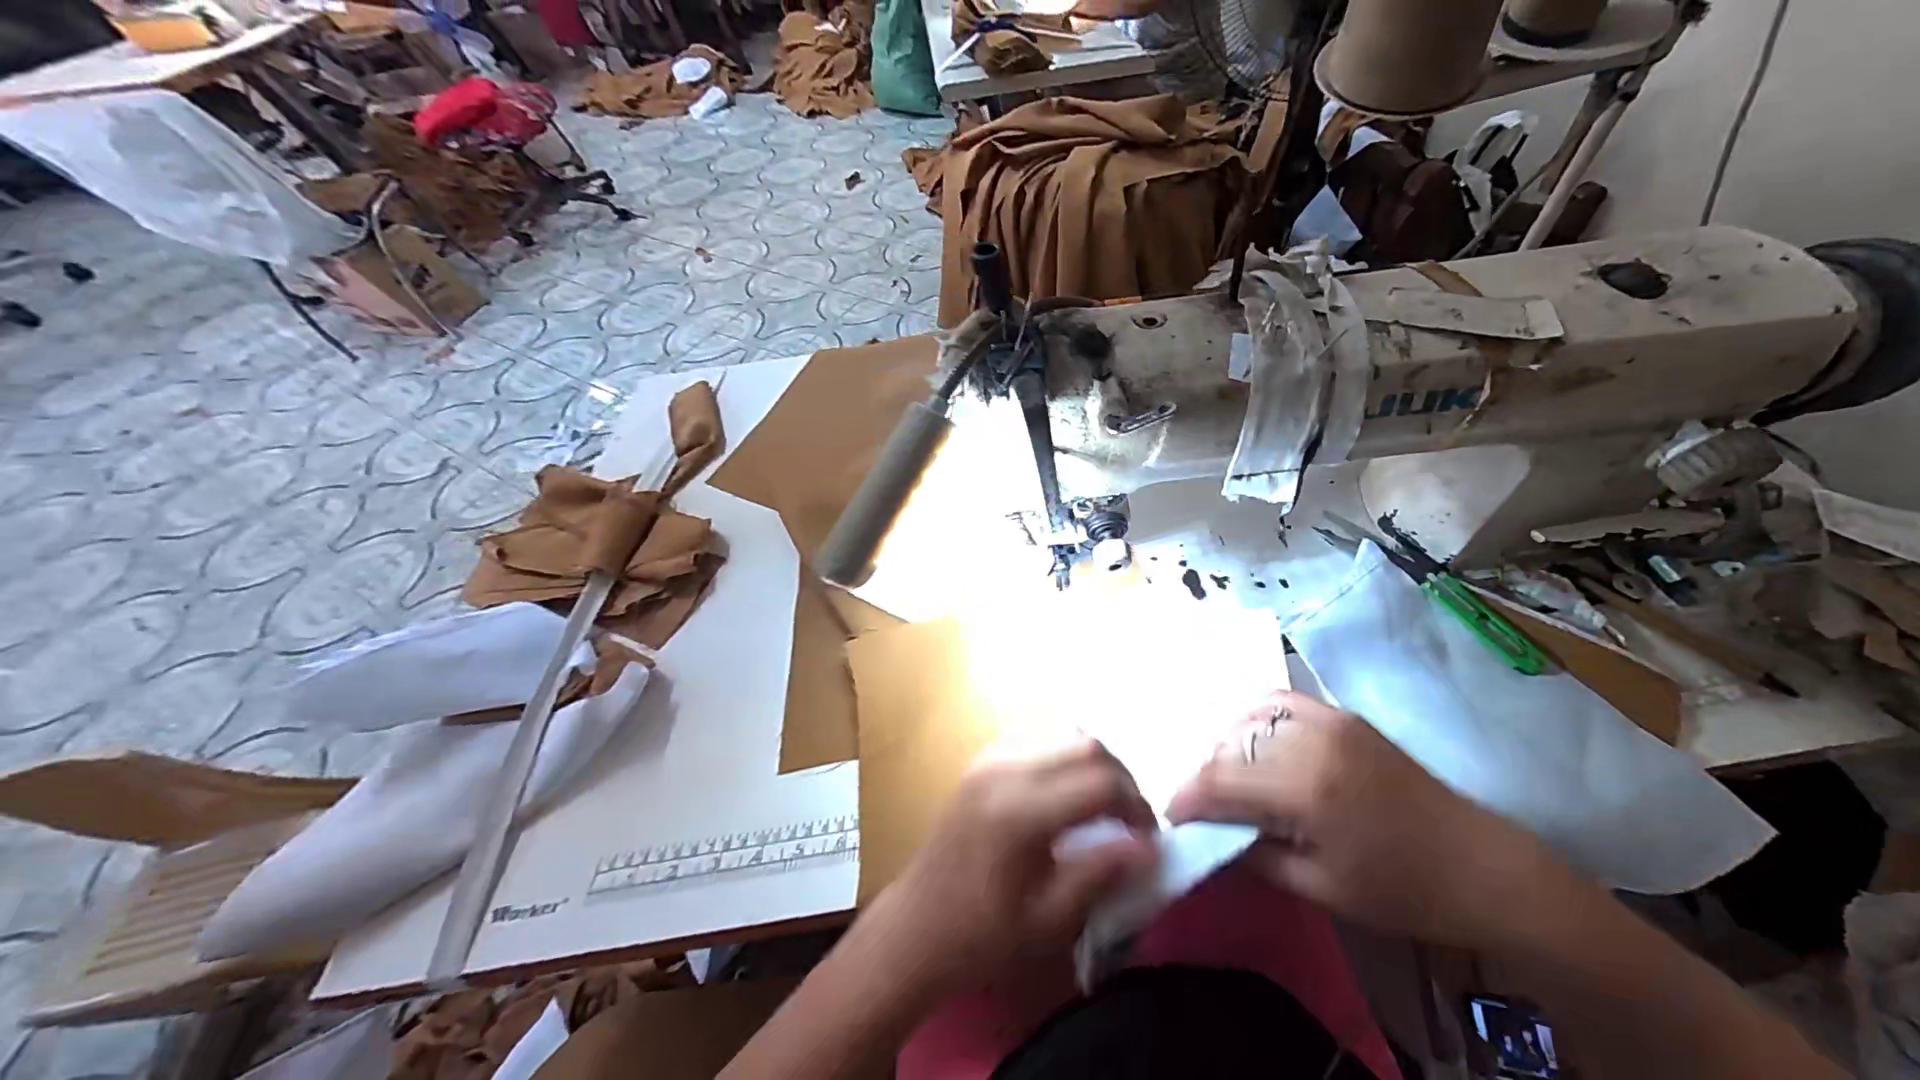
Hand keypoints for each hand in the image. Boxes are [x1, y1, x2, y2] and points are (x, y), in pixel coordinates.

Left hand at [857, 738, 1158, 993]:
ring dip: (1095, 764)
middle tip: (1131, 821)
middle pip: (1087, 745)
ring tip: (1103, 806)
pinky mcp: (981, 760)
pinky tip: (1067, 793)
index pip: (1101, 782)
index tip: (1150, 840)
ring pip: (1064, 732)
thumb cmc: (982, 936)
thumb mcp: (1049, 920)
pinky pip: (1037, 737)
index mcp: (1019, 811)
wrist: (917, 926)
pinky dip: (1064, 755)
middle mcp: (1004, 769)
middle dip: (1122, 779)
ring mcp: (989, 759)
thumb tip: (1152, 846)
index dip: (1138, 807)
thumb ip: (1102, 873)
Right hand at [1167, 691, 1576, 949]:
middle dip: (1205, 776)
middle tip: (1202, 808)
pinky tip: (1255, 744)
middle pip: (1229, 745)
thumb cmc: (1404, 891)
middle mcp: (1312, 740)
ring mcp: (1331, 721)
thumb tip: (1209, 836)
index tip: (1172, 818)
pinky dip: (1255, 720)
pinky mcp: (1344, 716)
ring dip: (1227, 747)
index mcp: (1307, 789)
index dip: (1187, 798)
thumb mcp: (1321, 889)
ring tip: (1229, 779)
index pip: (1220, 780)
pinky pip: (1281, 703)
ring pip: (1249, 717)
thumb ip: (1254, 856)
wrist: (1484, 868)